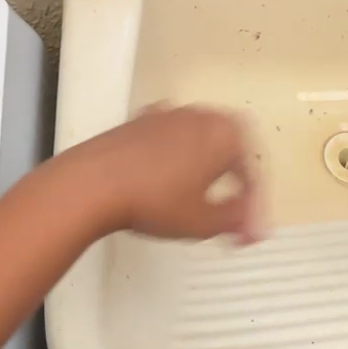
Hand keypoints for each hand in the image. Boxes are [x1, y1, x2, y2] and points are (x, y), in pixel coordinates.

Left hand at [58, 105, 262, 243]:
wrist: (93, 183)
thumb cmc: (155, 201)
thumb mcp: (203, 222)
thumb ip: (236, 219)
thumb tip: (251, 221)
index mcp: (226, 133)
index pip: (252, 173)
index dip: (254, 207)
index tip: (248, 234)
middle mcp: (202, 115)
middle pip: (231, 148)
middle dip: (235, 180)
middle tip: (233, 211)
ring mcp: (170, 114)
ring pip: (201, 140)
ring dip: (207, 166)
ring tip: (201, 197)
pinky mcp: (142, 120)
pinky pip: (173, 138)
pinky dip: (179, 158)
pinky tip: (167, 180)